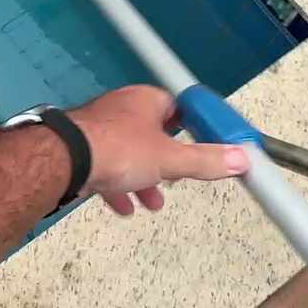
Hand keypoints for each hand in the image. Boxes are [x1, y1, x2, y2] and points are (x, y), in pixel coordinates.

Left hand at [70, 85, 250, 215]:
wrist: (63, 161)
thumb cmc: (121, 150)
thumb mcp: (170, 159)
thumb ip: (205, 161)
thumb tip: (243, 159)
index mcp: (145, 100)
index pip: (176, 106)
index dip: (191, 126)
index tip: (203, 147)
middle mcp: (121, 109)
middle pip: (151, 133)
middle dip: (165, 160)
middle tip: (176, 179)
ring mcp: (97, 130)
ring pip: (128, 154)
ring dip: (142, 178)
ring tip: (153, 202)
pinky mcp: (80, 151)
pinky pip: (106, 167)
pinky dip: (117, 186)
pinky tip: (124, 208)